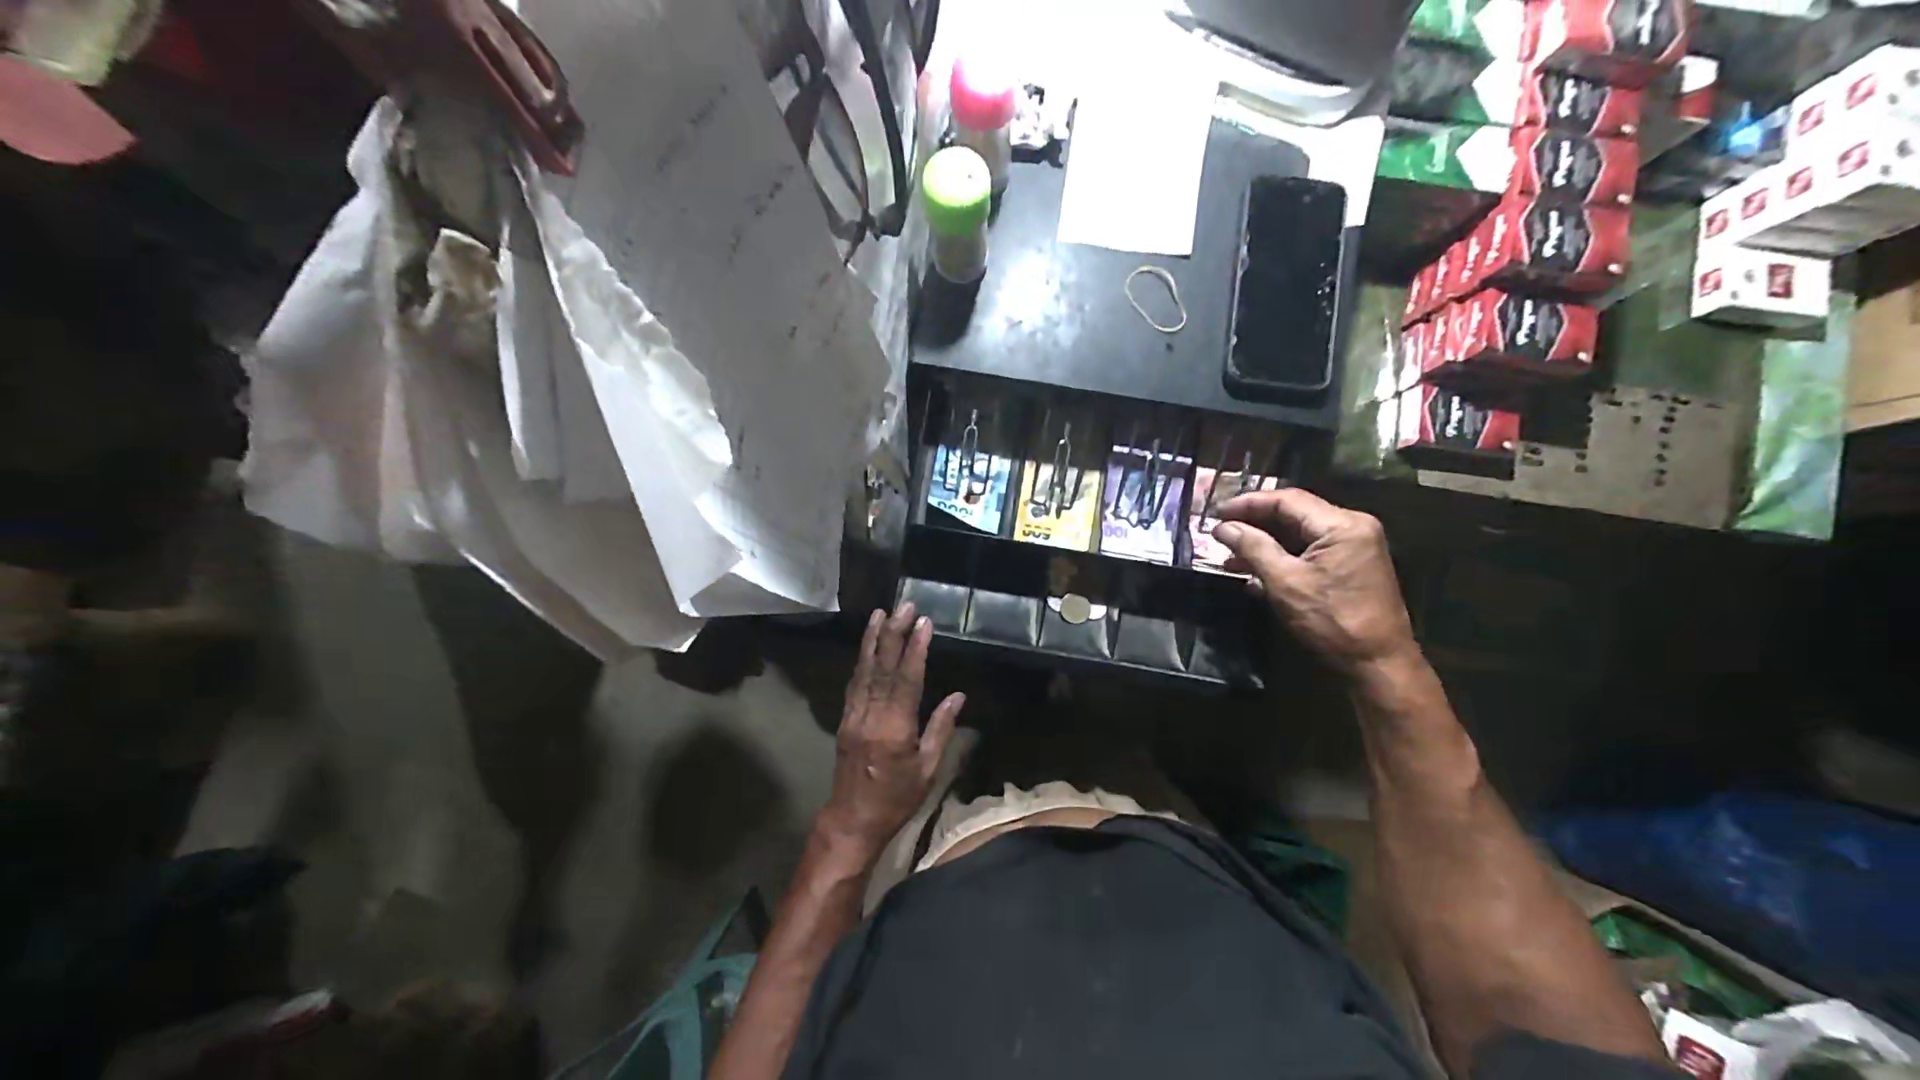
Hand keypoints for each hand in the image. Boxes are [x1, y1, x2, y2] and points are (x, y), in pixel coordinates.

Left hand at [816, 602, 965, 859]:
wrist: (852, 820)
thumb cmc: (897, 799)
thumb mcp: (928, 768)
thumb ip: (941, 729)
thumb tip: (958, 696)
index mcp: (895, 728)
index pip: (907, 679)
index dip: (915, 648)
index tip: (923, 622)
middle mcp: (871, 715)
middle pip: (883, 667)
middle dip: (894, 633)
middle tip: (903, 606)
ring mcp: (854, 715)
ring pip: (864, 670)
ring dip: (873, 640)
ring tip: (881, 614)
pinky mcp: (844, 719)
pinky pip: (854, 683)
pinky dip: (862, 660)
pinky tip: (868, 646)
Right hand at [1210, 489, 1417, 674]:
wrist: (1377, 663)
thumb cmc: (1331, 620)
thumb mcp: (1285, 582)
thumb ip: (1253, 547)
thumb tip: (1223, 527)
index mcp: (1342, 524)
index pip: (1287, 499)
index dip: (1247, 503)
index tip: (1216, 514)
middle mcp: (1352, 526)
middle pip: (1293, 513)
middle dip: (1254, 523)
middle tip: (1219, 532)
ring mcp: (1354, 546)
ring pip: (1299, 533)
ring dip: (1264, 543)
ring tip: (1230, 558)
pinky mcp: (1349, 566)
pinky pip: (1309, 550)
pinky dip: (1281, 556)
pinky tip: (1254, 572)